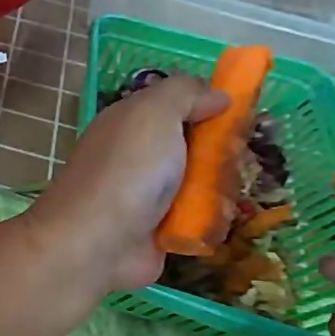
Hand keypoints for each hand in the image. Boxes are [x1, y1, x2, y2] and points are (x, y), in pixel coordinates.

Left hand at [24, 74, 229, 293]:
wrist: (94, 241)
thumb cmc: (126, 169)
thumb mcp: (153, 113)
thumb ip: (184, 94)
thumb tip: (216, 96)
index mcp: (127, 123)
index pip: (176, 106)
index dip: (209, 107)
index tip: (239, 114)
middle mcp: (135, 157)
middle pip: (195, 145)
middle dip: (222, 150)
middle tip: (235, 156)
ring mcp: (147, 195)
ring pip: (203, 182)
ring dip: (221, 186)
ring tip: (227, 190)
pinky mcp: (160, 230)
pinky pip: (200, 218)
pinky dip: (212, 218)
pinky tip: (217, 219)